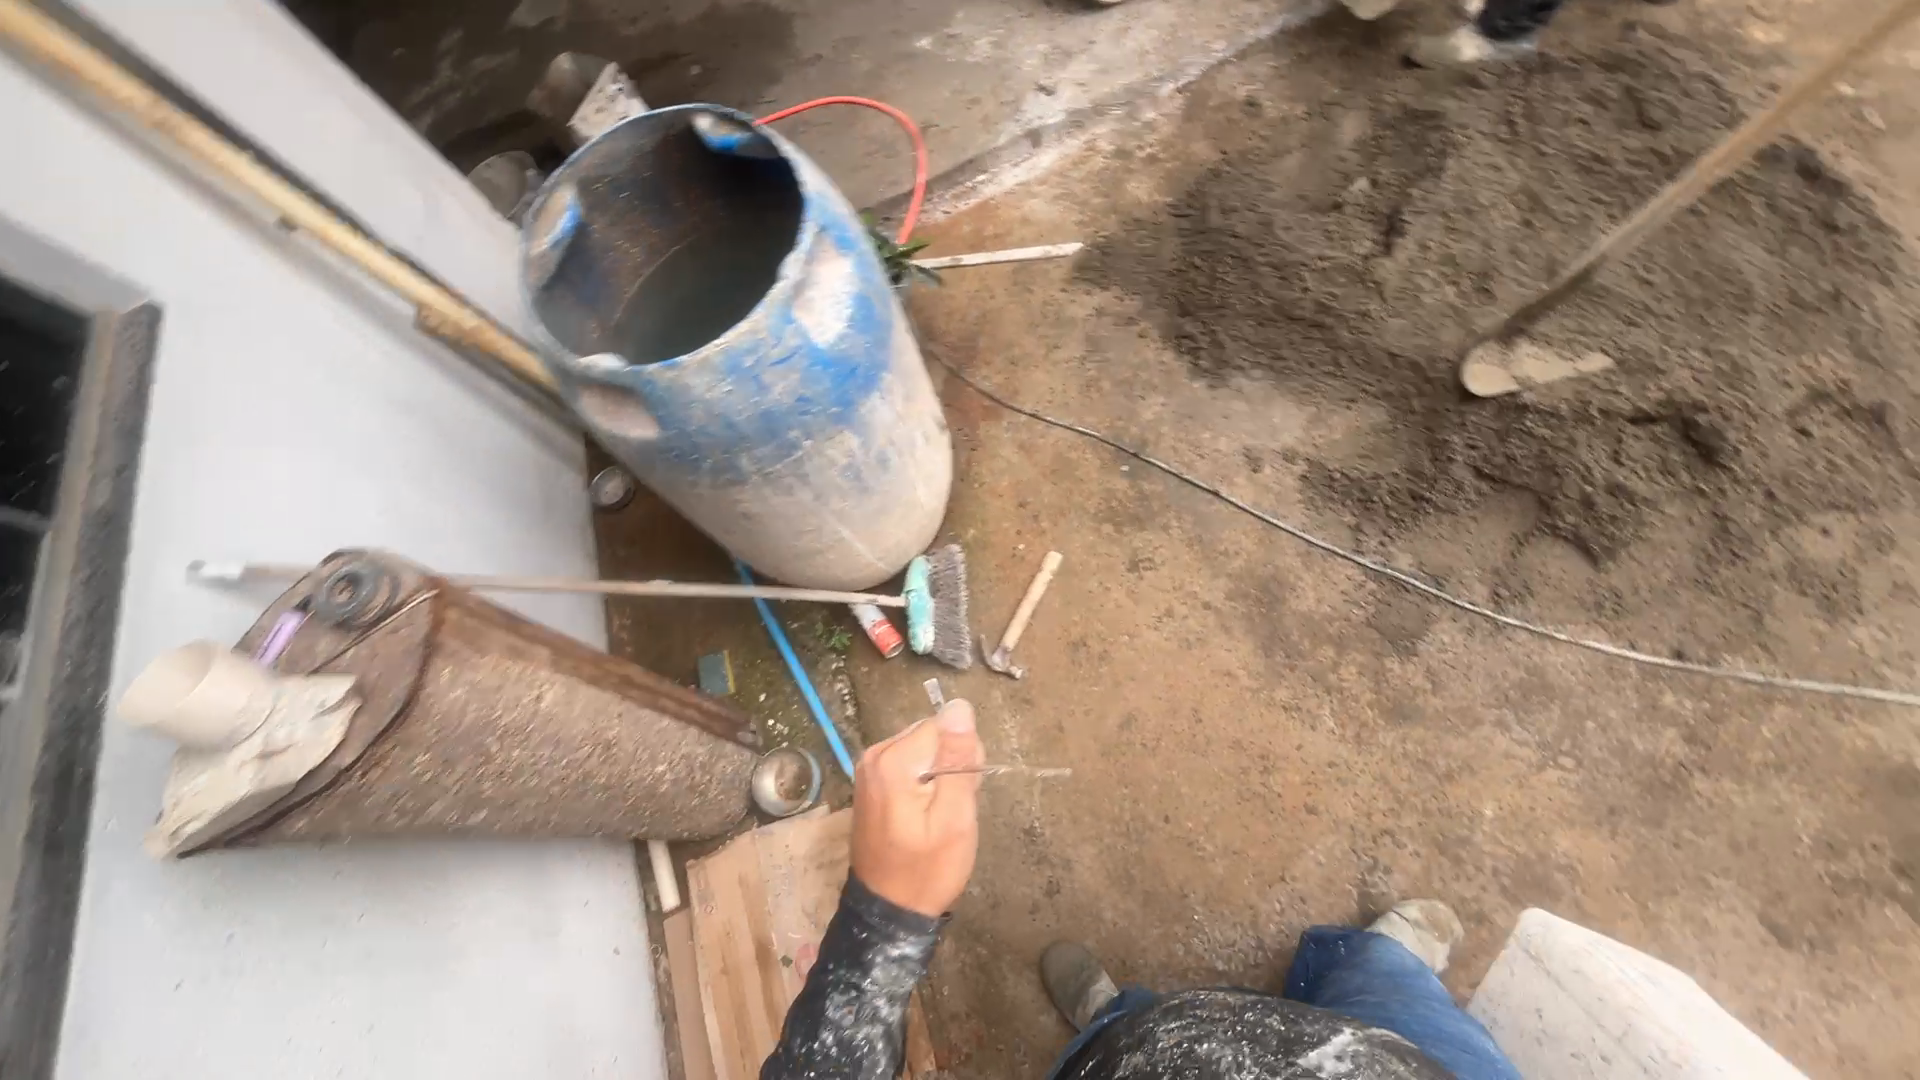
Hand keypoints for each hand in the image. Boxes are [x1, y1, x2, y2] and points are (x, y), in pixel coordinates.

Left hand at [850, 699, 984, 916]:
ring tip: (938, 814)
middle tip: (951, 809)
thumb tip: (960, 706)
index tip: (963, 793)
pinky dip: (925, 783)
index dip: (963, 757)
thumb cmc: (926, 870)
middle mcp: (875, 754)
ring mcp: (869, 768)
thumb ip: (958, 759)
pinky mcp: (872, 781)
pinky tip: (926, 814)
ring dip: (940, 776)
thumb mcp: (954, 818)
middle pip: (932, 735)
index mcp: (892, 760)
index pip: (944, 727)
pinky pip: (911, 763)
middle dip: (951, 765)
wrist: (889, 911)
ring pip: (924, 749)